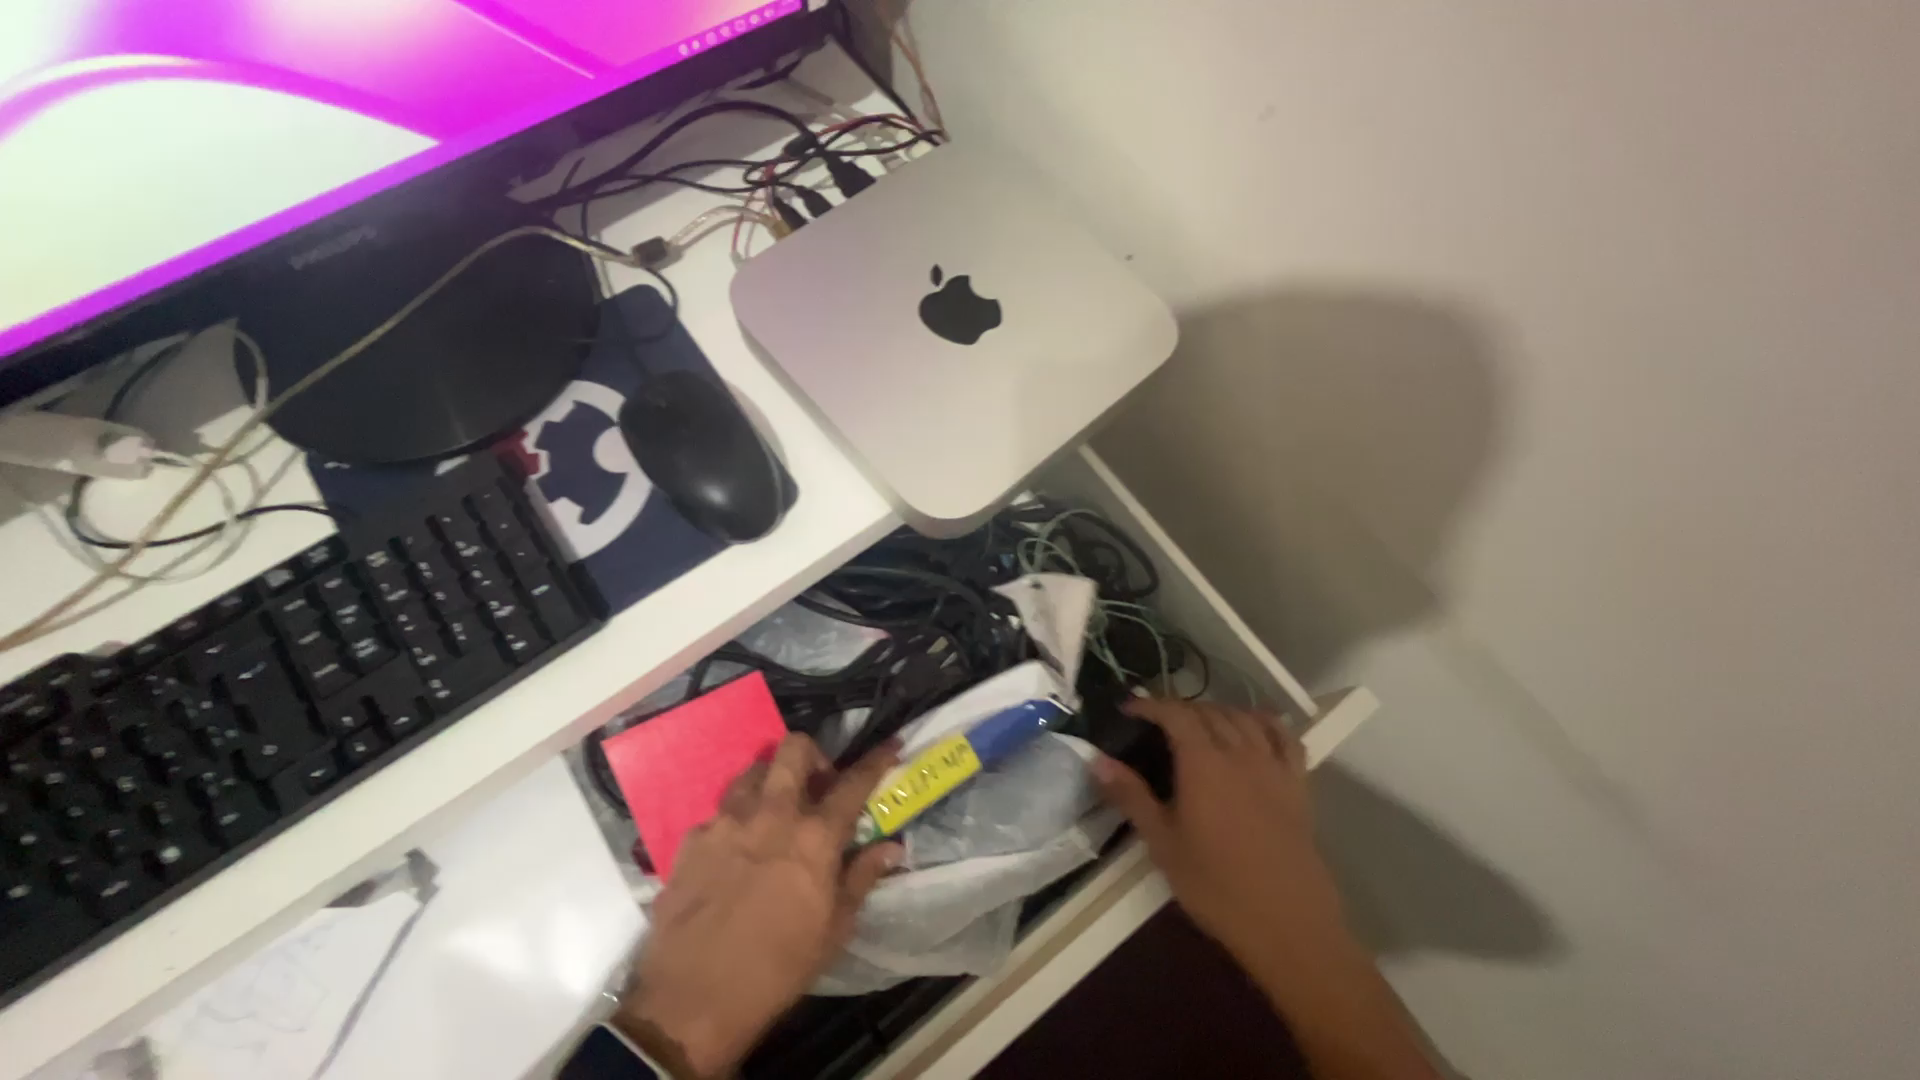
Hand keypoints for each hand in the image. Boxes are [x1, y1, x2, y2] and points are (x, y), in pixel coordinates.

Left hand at [613, 734, 900, 1077]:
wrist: (692, 1000)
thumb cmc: (778, 968)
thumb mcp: (834, 929)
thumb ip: (862, 877)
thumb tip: (891, 847)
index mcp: (814, 836)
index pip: (854, 783)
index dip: (877, 760)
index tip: (890, 746)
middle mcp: (770, 814)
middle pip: (794, 749)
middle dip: (813, 754)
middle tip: (817, 785)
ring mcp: (725, 822)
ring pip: (752, 771)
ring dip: (771, 781)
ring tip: (774, 812)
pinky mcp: (691, 840)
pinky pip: (719, 812)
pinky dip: (735, 822)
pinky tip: (734, 854)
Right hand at [1092, 698, 1347, 971]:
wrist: (1287, 923)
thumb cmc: (1216, 886)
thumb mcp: (1163, 844)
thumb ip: (1131, 796)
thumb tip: (1097, 760)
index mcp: (1203, 763)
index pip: (1175, 713)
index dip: (1150, 704)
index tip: (1129, 710)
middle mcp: (1240, 753)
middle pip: (1209, 711)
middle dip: (1180, 708)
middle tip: (1156, 724)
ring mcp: (1274, 767)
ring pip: (1245, 718)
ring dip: (1217, 712)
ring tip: (1198, 725)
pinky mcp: (1299, 786)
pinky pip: (1285, 738)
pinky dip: (1265, 723)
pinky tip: (1254, 729)